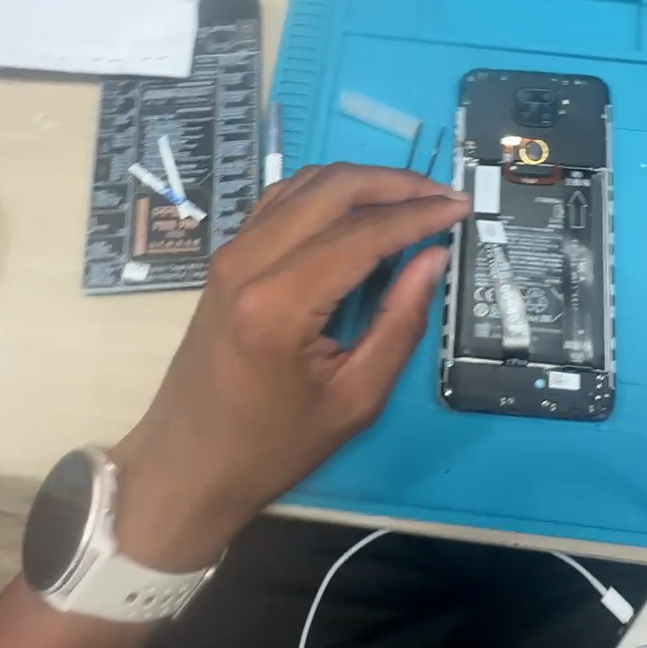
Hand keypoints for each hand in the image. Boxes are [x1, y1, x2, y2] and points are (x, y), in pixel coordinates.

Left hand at [106, 164, 467, 571]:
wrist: (186, 464)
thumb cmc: (271, 446)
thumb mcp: (354, 400)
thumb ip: (400, 323)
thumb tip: (433, 258)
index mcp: (279, 303)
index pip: (362, 233)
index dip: (418, 215)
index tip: (460, 208)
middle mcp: (248, 261)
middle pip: (333, 189)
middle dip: (396, 183)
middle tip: (442, 196)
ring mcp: (231, 253)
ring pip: (306, 184)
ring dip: (363, 182)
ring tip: (412, 199)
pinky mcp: (227, 257)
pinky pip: (283, 200)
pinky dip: (328, 192)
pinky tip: (359, 208)